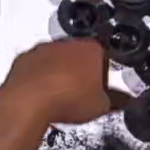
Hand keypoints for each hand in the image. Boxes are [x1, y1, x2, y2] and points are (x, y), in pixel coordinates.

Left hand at [0, 37, 125, 126]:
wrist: (30, 102)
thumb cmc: (66, 98)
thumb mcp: (101, 106)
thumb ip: (116, 100)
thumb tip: (125, 101)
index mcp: (92, 48)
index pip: (105, 59)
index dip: (103, 77)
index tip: (100, 91)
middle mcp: (68, 43)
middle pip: (79, 57)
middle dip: (80, 74)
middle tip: (80, 97)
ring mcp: (44, 49)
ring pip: (56, 60)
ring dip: (59, 75)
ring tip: (60, 100)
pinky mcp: (25, 59)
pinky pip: (35, 68)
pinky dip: (39, 79)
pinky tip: (42, 97)